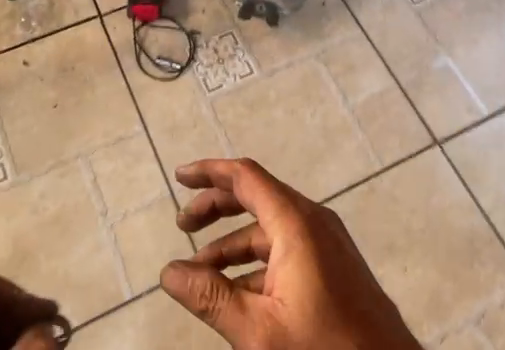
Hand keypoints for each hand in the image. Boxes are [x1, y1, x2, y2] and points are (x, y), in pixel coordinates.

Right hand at [160, 158, 419, 349]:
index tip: (179, 177)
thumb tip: (168, 272)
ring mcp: (328, 245)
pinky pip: (287, 251)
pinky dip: (256, 264)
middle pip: (256, 198)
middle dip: (216, 209)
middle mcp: (314, 222)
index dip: (209, 172)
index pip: (245, 177)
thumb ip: (210, 298)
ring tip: (200, 274)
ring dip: (232, 245)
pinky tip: (236, 294)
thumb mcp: (258, 330)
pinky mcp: (335, 268)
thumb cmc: (324, 348)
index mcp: (296, 223)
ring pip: (270, 230)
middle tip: (182, 227)